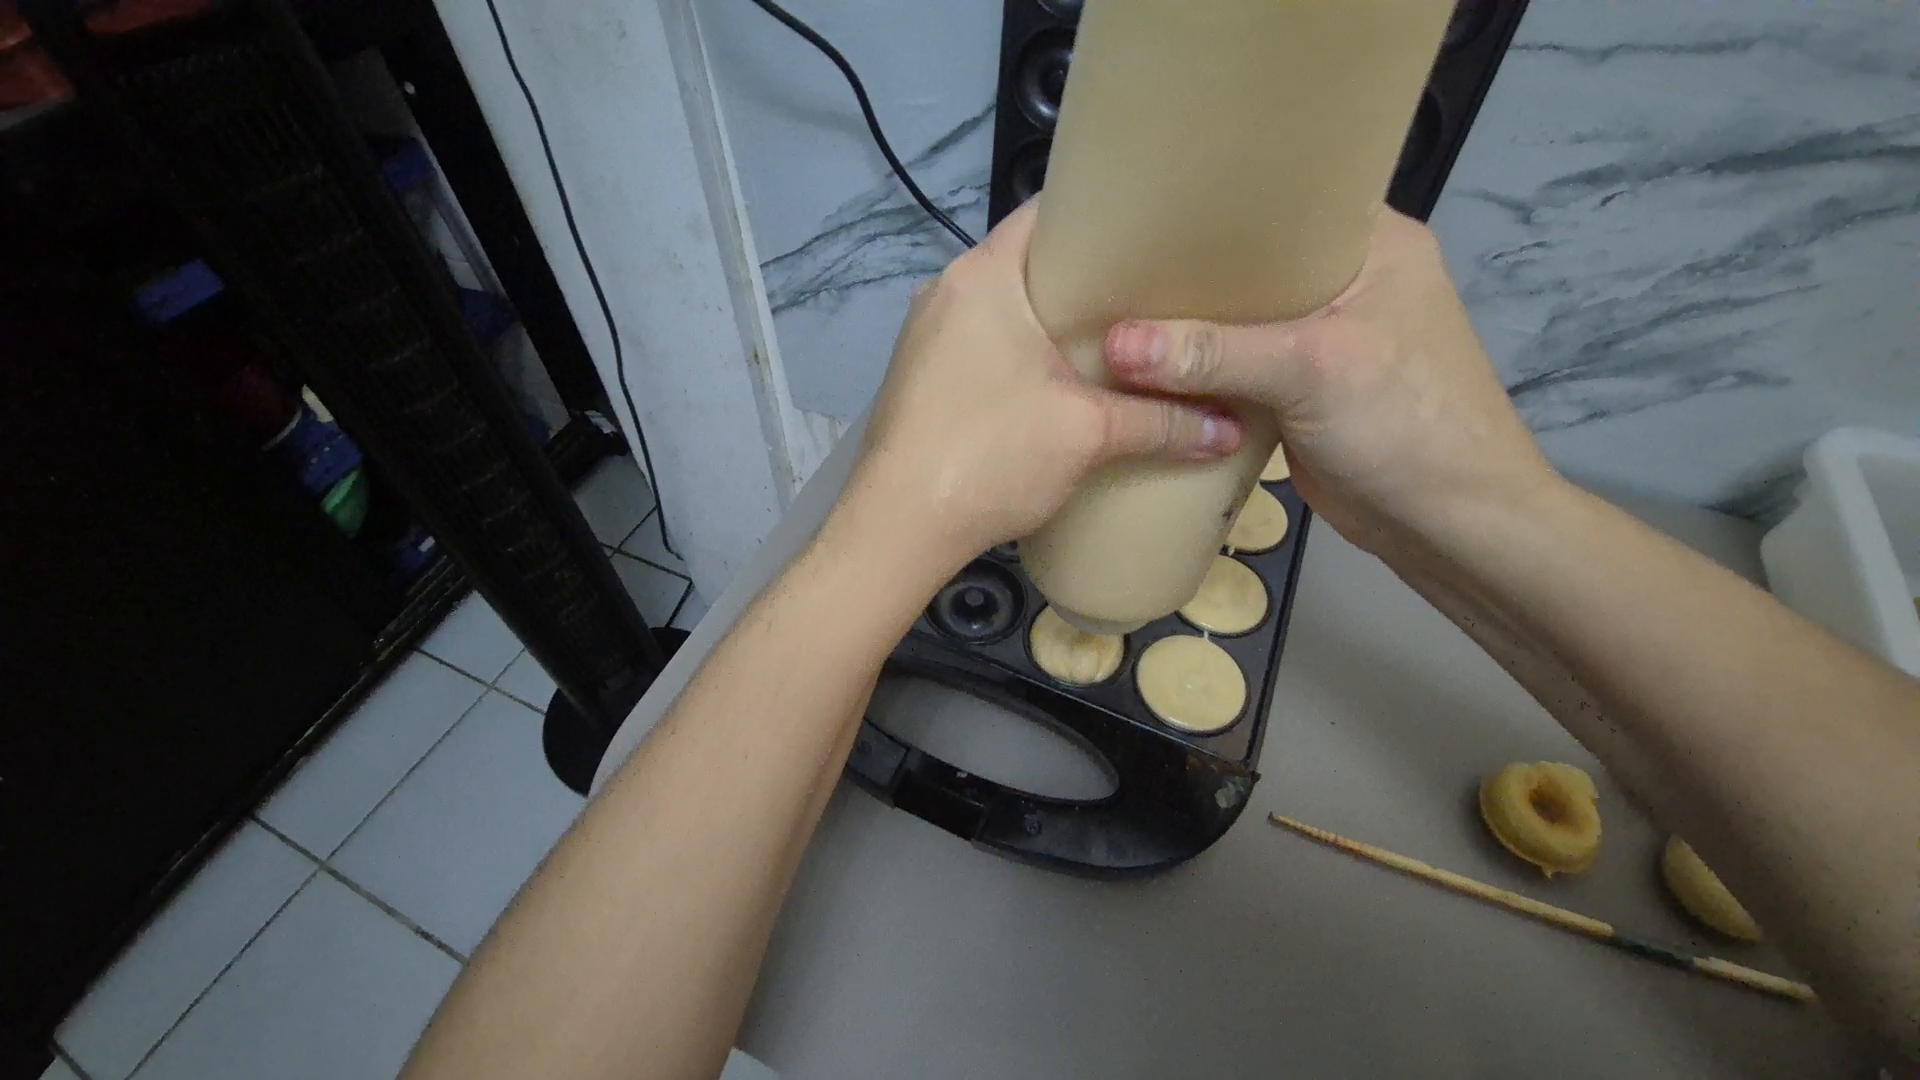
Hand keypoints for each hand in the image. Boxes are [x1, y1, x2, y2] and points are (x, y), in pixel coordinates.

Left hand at [838, 201, 1242, 571]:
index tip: (1155, 232)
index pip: (1049, 213)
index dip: (1105, 215)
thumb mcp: (1087, 433)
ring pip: (1005, 312)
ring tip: (1116, 343)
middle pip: (1030, 265)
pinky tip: (1060, 388)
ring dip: (1053, 326)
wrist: (898, 527)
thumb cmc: (990, 455)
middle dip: (1089, 280)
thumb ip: (1164, 424)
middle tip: (1151, 296)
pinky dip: (1022, 358)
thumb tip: (1230, 429)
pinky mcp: (920, 382)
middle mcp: (946, 293)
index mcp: (982, 275)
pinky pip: (983, 349)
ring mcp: (926, 340)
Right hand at [1103, 210, 1556, 559]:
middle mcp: (1341, 283)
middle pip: (1248, 265)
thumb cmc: (1406, 424)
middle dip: (1186, 270)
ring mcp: (1317, 340)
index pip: (1285, 196)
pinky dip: (1196, 374)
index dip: (1216, 199)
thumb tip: (1117, 344)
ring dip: (1186, 327)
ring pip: (1236, 322)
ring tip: (1112, 309)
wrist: (1445, 524)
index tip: (1144, 201)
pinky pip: (1233, 370)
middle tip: (1112, 262)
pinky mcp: (1294, 391)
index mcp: (1370, 243)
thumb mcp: (1312, 370)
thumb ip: (1215, 354)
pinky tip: (1143, 369)